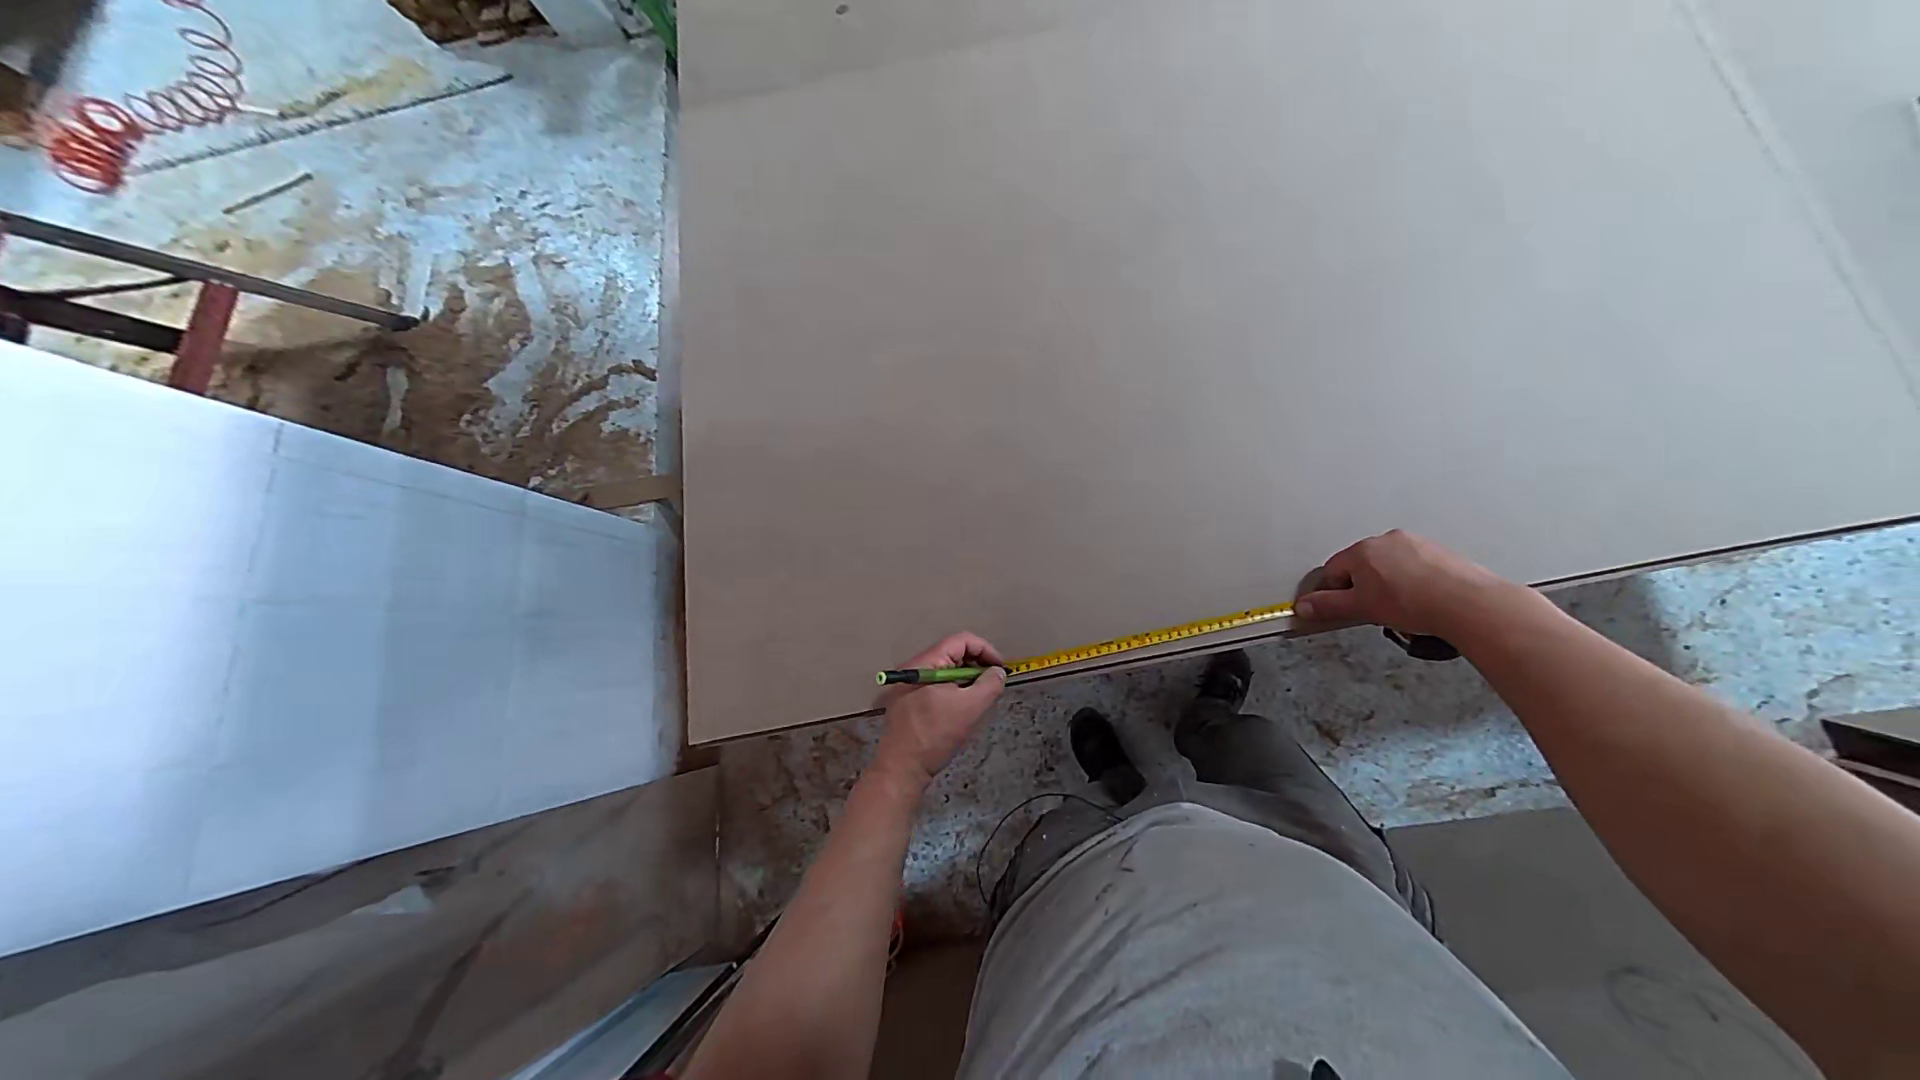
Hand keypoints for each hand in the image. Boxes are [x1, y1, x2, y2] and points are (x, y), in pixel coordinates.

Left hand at [870, 632, 1006, 790]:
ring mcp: (910, 686)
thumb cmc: (934, 735)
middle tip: (992, 685)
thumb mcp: (970, 708)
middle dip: (977, 666)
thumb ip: (989, 685)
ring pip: (946, 672)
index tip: (1000, 669)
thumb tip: (998, 672)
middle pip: (953, 654)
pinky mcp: (910, 703)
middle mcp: (915, 669)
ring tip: (980, 700)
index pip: (961, 640)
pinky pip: (938, 687)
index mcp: (926, 663)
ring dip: (967, 681)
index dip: (985, 650)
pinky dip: (955, 692)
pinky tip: (962, 712)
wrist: (901, 769)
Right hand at [1294, 529, 1513, 636]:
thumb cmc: (1417, 602)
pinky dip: (1414, 582)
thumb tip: (1306, 605)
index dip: (1335, 593)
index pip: (1333, 570)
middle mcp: (1388, 541)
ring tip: (1402, 608)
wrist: (1467, 604)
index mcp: (1363, 550)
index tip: (1343, 607)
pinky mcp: (1439, 552)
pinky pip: (1415, 566)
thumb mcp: (1360, 609)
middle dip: (1364, 587)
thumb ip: (1327, 605)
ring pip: (1389, 565)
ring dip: (1389, 584)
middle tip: (1374, 609)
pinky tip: (1421, 601)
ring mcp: (1416, 544)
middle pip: (1361, 566)